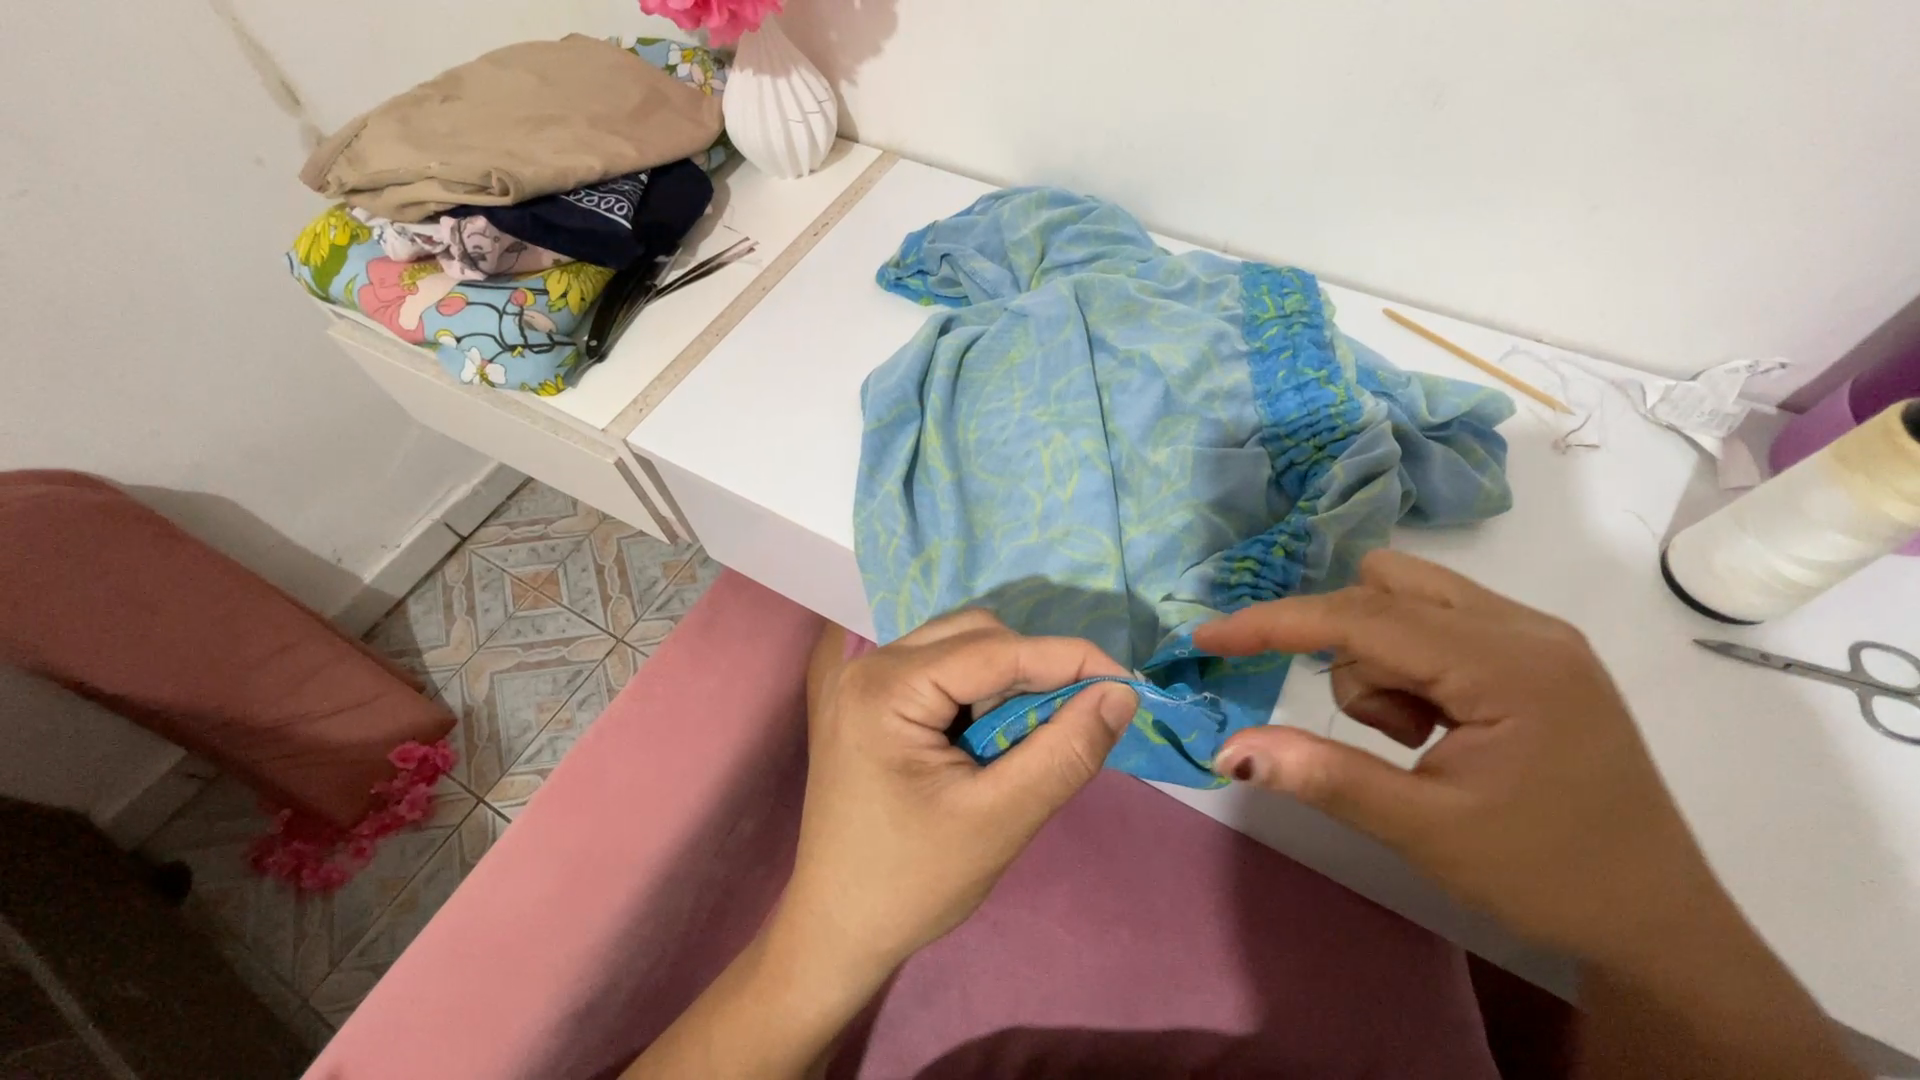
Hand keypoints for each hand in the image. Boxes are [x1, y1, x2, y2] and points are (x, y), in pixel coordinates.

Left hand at [776, 610, 1139, 976]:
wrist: (838, 930)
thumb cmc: (913, 882)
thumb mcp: (1001, 820)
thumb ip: (1065, 751)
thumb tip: (1120, 694)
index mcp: (885, 689)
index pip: (996, 648)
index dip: (1068, 659)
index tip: (1128, 685)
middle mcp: (867, 666)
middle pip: (976, 635)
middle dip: (1034, 671)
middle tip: (1070, 724)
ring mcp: (862, 680)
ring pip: (961, 647)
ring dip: (1008, 682)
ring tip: (1025, 741)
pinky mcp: (869, 700)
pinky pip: (941, 671)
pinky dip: (980, 693)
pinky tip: (991, 740)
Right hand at [1195, 551, 1720, 965]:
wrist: (1656, 922)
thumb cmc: (1545, 876)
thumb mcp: (1422, 830)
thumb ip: (1321, 775)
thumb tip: (1229, 747)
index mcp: (1508, 664)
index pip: (1363, 618)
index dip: (1276, 623)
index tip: (1208, 636)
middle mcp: (1526, 628)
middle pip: (1384, 589)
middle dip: (1348, 651)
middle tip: (1377, 733)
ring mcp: (1537, 637)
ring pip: (1407, 602)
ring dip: (1380, 663)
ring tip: (1415, 742)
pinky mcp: (1535, 655)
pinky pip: (1437, 625)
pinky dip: (1408, 667)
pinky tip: (1438, 729)